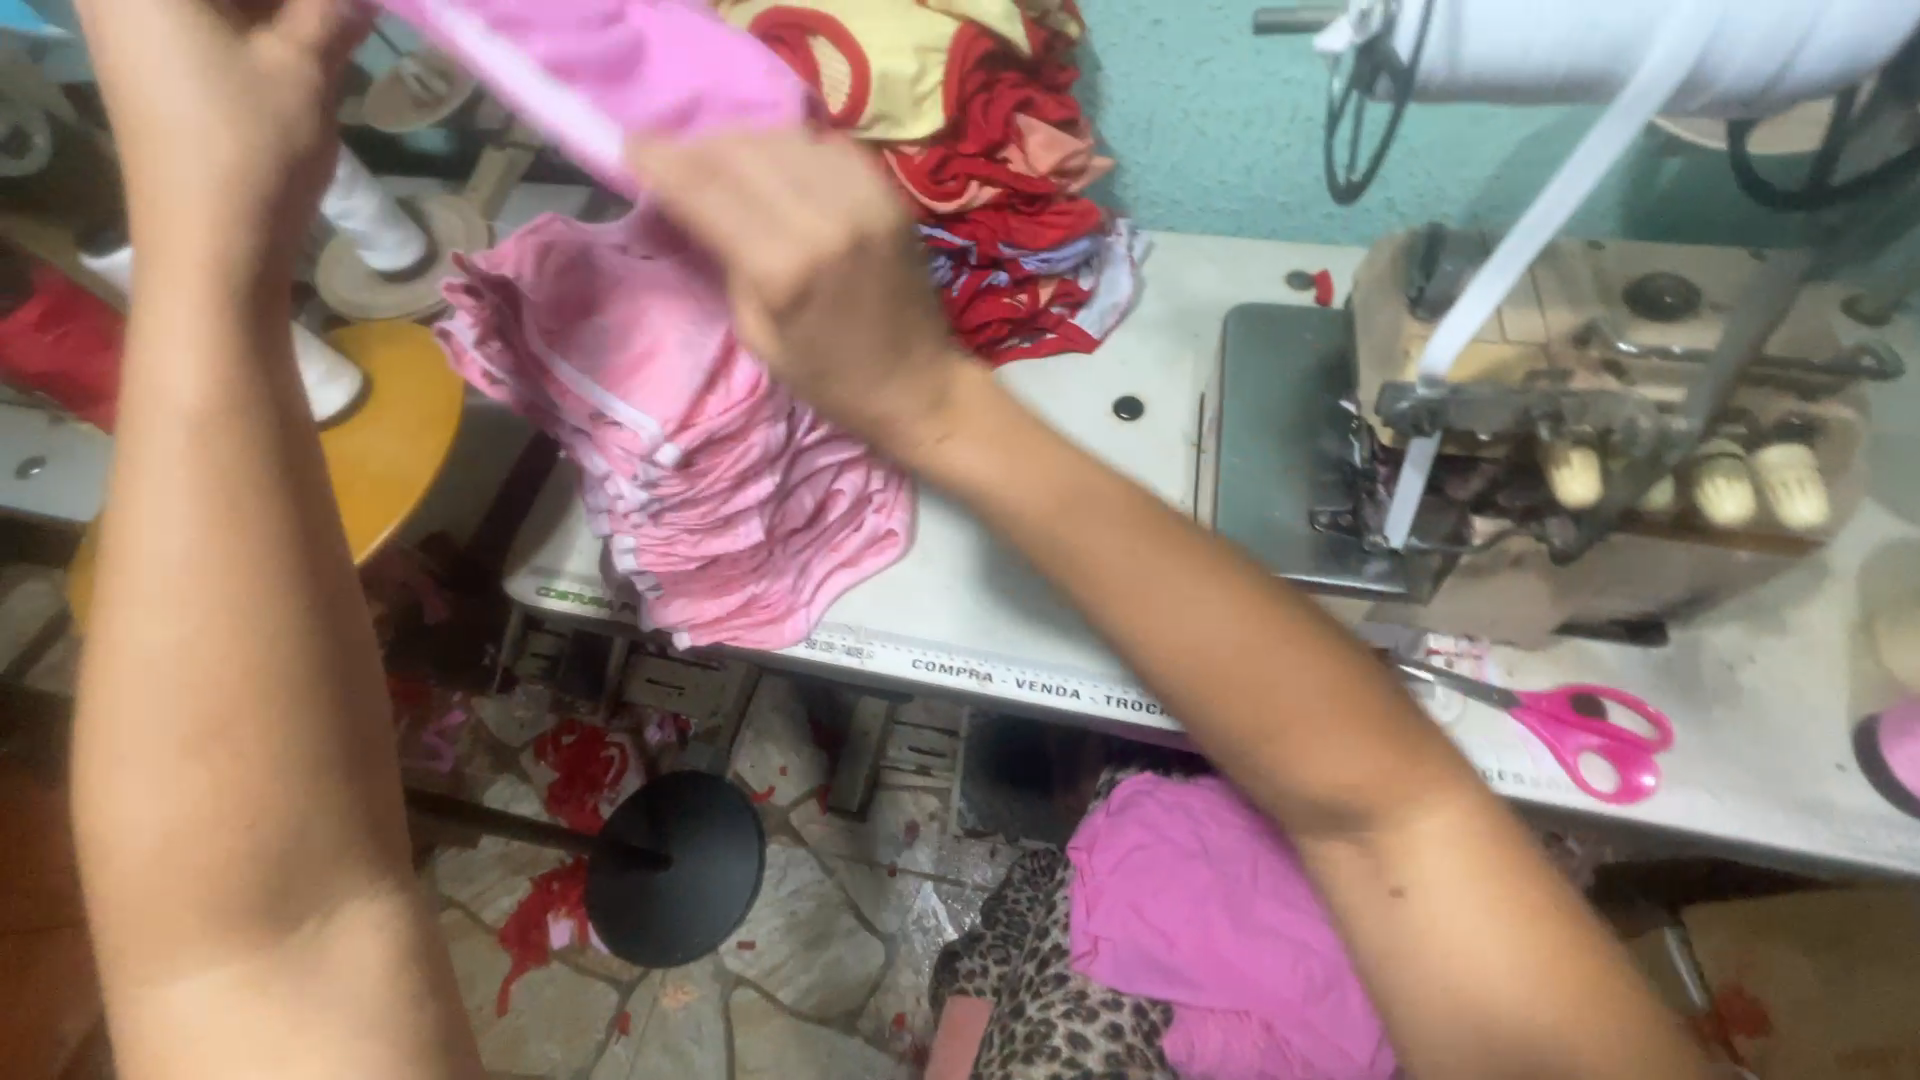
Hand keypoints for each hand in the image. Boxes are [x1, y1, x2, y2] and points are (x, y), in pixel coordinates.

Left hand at [75, 0, 368, 284]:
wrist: (211, 235)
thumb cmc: (251, 143)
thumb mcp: (304, 69)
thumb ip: (331, 12)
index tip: (346, 7)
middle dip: (298, 3)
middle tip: (347, 15)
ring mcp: (130, 15)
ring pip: (222, 0)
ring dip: (282, 12)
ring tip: (337, 26)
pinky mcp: (152, 51)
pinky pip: (207, 15)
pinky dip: (258, 19)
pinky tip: (306, 35)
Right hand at [629, 131, 974, 462]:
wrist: (920, 385)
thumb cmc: (833, 380)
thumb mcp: (759, 337)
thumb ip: (726, 262)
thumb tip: (696, 205)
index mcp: (784, 267)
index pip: (703, 186)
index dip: (658, 159)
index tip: (632, 148)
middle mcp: (825, 220)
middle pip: (740, 148)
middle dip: (699, 149)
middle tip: (682, 166)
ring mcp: (865, 200)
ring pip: (783, 137)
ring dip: (745, 146)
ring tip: (730, 170)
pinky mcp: (891, 195)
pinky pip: (827, 147)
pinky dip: (795, 151)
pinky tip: (785, 175)